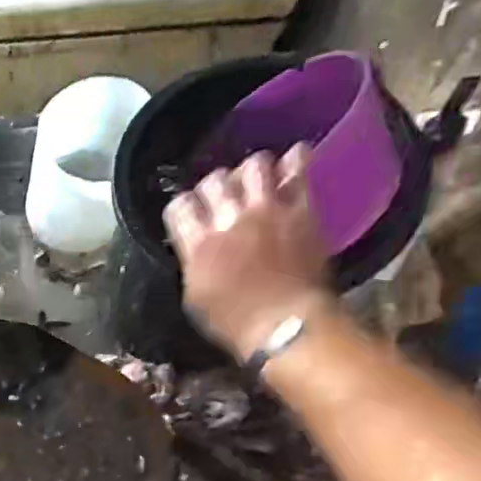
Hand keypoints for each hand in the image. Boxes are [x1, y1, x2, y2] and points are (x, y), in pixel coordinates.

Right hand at [163, 145, 332, 357]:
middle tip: (220, 194)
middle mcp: (228, 221)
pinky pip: (298, 173)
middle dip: (213, 185)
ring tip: (254, 176)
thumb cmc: (233, 319)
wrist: (284, 322)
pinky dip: (294, 161)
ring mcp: (266, 212)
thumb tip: (197, 247)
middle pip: (213, 182)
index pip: (179, 207)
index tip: (187, 210)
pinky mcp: (301, 211)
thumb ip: (194, 262)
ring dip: (249, 169)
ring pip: (253, 167)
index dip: (181, 205)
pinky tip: (293, 158)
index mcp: (197, 245)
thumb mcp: (194, 294)